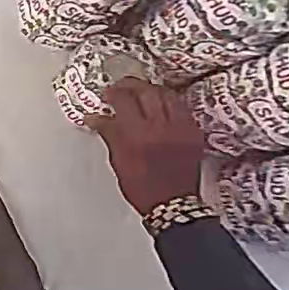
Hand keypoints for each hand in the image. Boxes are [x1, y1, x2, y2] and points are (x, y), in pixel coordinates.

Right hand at [89, 79, 205, 215]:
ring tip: (142, 93)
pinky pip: (181, 106)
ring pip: (166, 94)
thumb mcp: (119, 160)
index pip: (124, 99)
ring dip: (151, 90)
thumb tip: (96, 118)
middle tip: (123, 88)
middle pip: (146, 91)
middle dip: (132, 85)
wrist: (172, 204)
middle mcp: (159, 126)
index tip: (108, 95)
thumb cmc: (142, 187)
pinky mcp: (193, 131)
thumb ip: (109, 133)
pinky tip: (161, 104)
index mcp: (137, 134)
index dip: (114, 92)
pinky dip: (169, 101)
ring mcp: (179, 127)